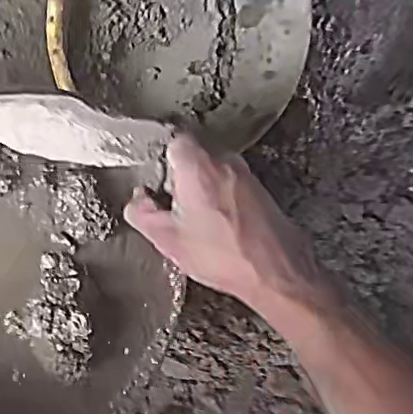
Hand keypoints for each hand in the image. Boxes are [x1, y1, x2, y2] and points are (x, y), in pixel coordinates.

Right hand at [123, 132, 325, 313]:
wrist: (275, 273)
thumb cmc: (224, 255)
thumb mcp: (166, 239)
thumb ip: (141, 213)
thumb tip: (137, 201)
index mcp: (198, 168)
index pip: (175, 140)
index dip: (160, 159)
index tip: (153, 178)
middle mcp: (226, 163)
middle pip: (194, 156)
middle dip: (178, 177)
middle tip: (168, 206)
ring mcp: (247, 176)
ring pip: (212, 171)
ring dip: (199, 189)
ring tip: (192, 221)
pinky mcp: (260, 192)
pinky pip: (229, 185)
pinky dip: (218, 199)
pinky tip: (214, 227)